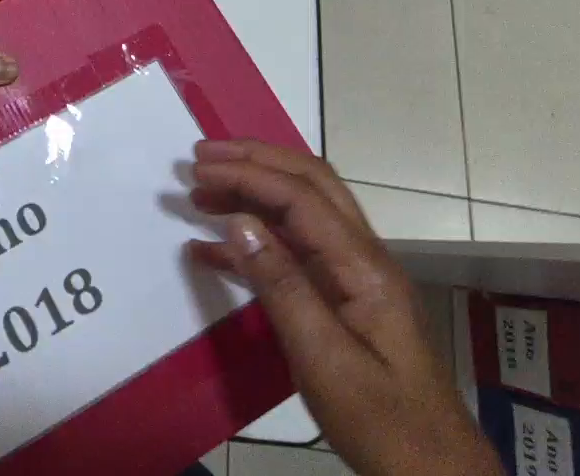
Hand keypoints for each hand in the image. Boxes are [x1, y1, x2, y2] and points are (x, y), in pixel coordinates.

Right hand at [187, 142, 502, 475]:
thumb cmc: (382, 422)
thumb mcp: (325, 360)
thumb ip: (281, 286)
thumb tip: (238, 221)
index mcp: (364, 267)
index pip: (301, 196)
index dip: (247, 175)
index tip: (197, 171)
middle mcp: (364, 257)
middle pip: (309, 183)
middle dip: (254, 160)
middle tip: (200, 157)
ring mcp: (356, 275)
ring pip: (302, 208)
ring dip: (252, 191)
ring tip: (199, 194)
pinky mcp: (343, 296)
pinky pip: (296, 248)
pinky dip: (254, 238)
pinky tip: (212, 250)